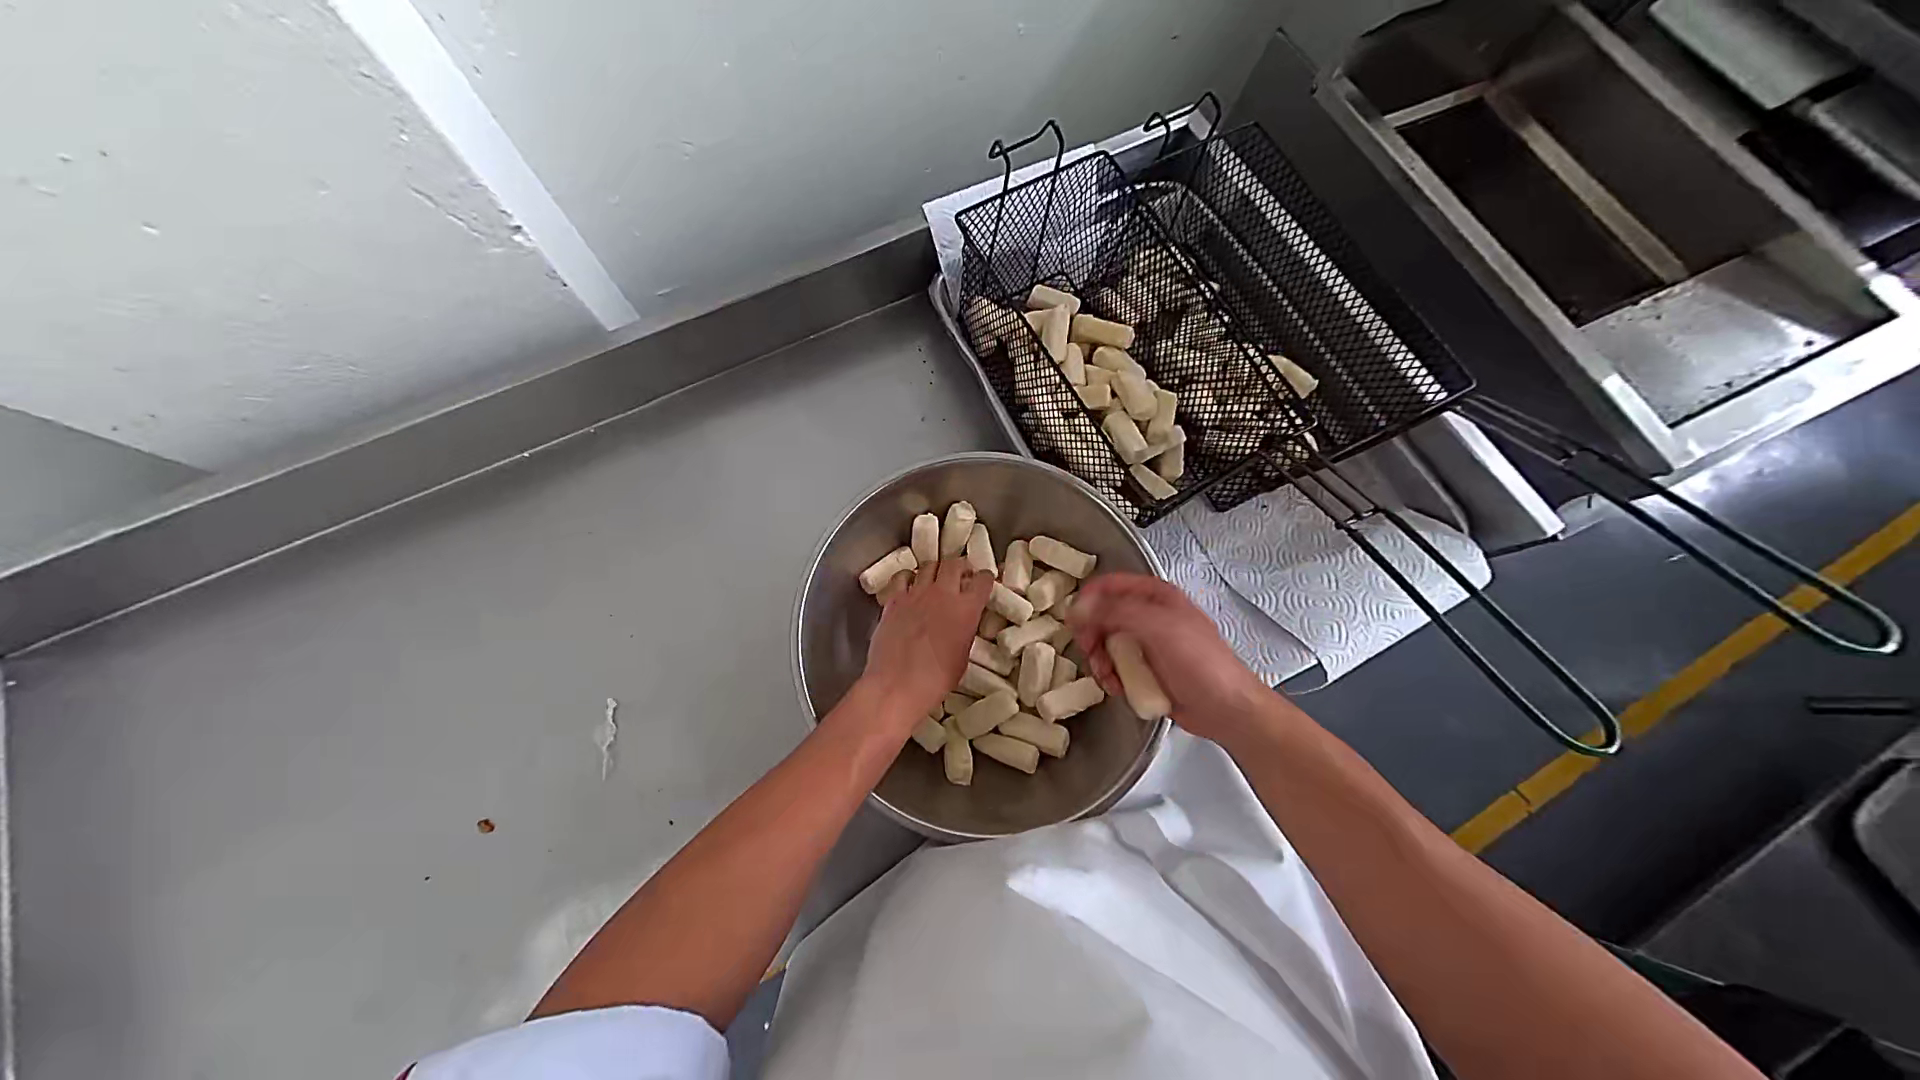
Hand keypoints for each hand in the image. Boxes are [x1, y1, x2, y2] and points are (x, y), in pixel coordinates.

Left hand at [861, 558, 992, 727]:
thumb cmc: (936, 680)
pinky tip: (910, 586)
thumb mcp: (963, 655)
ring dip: (936, 570)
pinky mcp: (894, 600)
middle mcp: (943, 594)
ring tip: (936, 579)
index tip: (984, 581)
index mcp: (967, 609)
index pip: (983, 580)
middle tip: (961, 575)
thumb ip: (965, 631)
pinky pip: (902, 577)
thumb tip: (962, 625)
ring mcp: (916, 594)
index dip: (985, 579)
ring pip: (929, 566)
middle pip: (954, 564)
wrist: (897, 685)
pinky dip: (909, 578)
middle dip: (960, 567)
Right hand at [1069, 573, 1282, 746]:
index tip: (1075, 620)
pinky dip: (1109, 676)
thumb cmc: (1202, 664)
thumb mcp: (1159, 628)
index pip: (1110, 585)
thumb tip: (1079, 606)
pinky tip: (1117, 687)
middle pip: (1101, 615)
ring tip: (1107, 675)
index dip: (1088, 599)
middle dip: (1091, 634)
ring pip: (1104, 644)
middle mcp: (1148, 615)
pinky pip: (1114, 667)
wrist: (1227, 709)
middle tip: (1090, 651)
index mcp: (1155, 596)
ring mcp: (1146, 644)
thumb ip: (1117, 611)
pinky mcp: (1144, 670)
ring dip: (1099, 659)